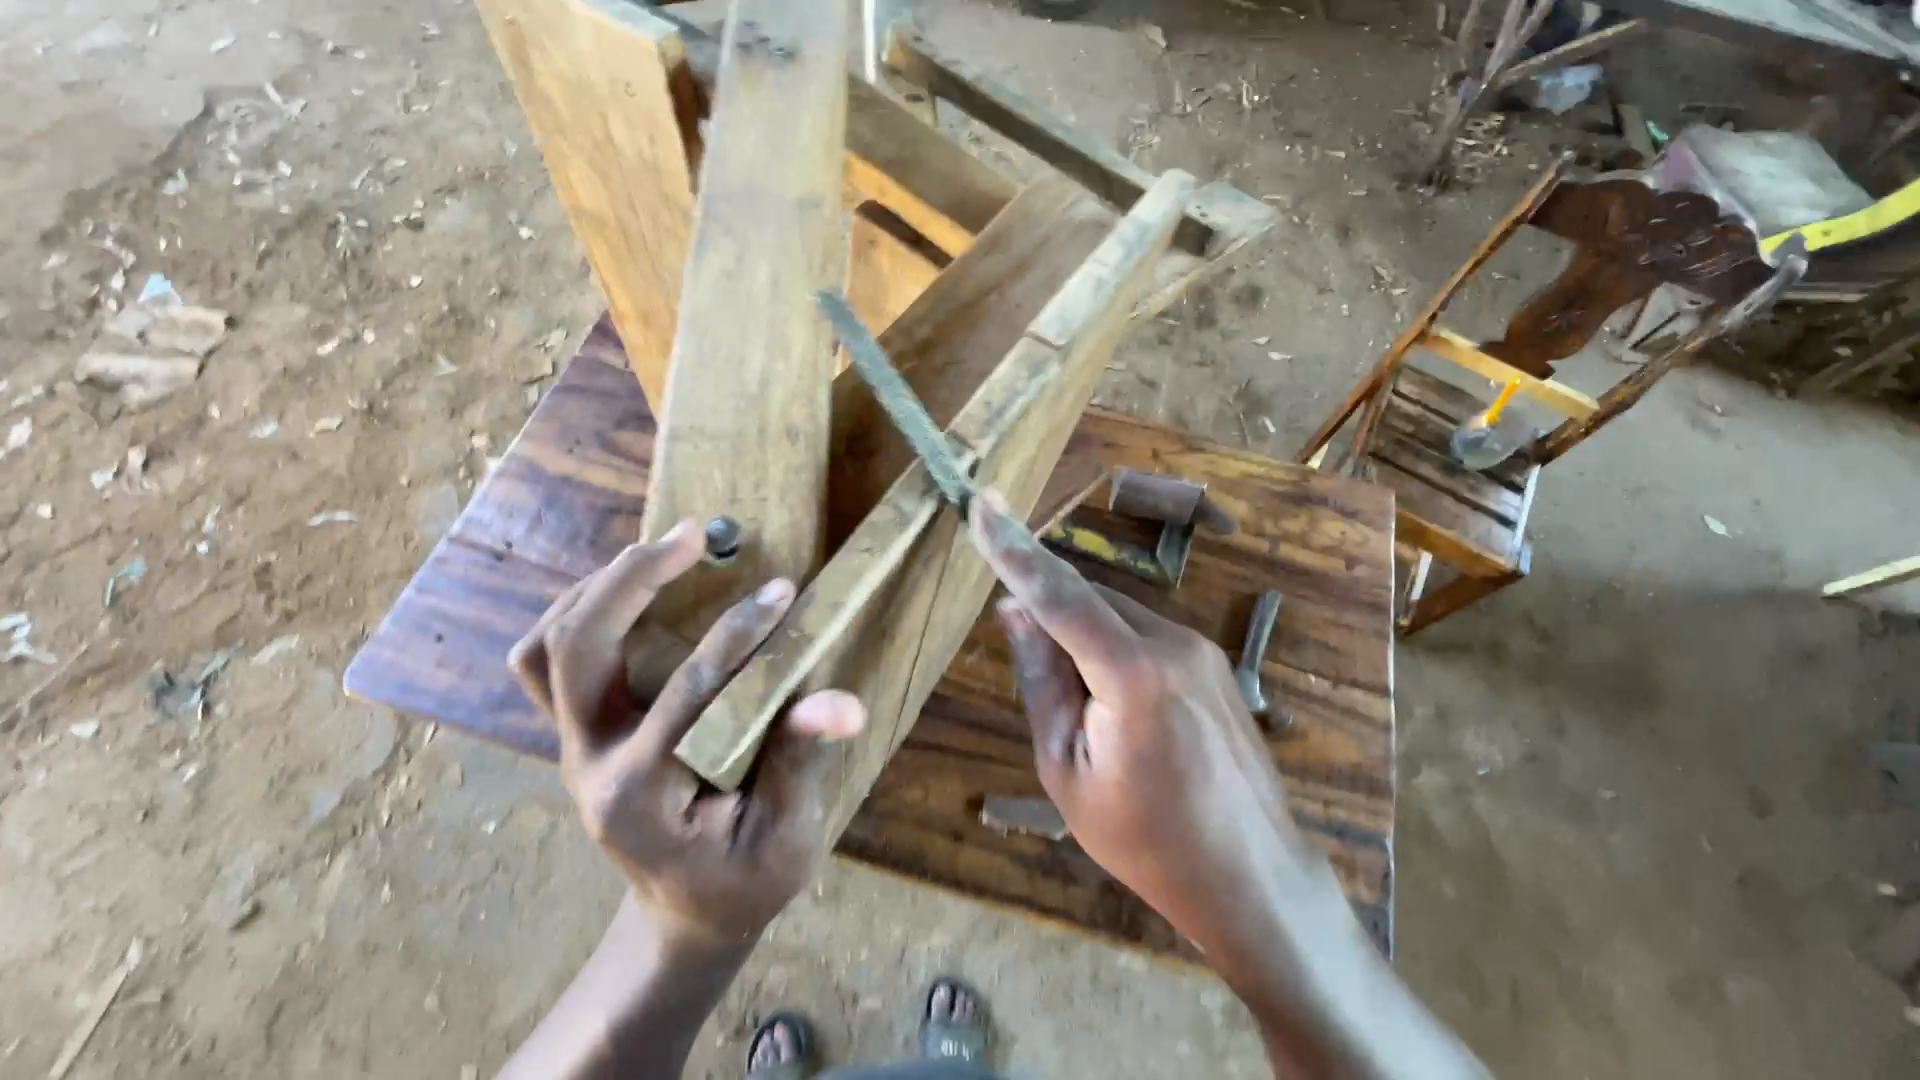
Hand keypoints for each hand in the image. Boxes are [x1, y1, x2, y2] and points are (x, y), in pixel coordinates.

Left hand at [509, 521, 865, 950]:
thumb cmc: (743, 881)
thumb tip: (840, 704)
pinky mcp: (575, 737)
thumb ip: (799, 762)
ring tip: (660, 551)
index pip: (688, 693)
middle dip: (633, 581)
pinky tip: (630, 593)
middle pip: (578, 650)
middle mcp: (591, 765)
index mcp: (644, 795)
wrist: (686, 914)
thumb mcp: (785, 836)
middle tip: (690, 535)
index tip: (781, 590)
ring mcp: (572, 750)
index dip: (739, 634)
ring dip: (599, 588)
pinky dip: (580, 614)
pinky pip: (547, 662)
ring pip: (546, 648)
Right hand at [966, 492, 1314, 969]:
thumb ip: (1041, 679)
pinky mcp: (1212, 663)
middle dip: (1048, 613)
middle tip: (1030, 668)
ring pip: (1117, 615)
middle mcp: (1173, 642)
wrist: (1250, 876)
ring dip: (1081, 637)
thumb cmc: (1143, 837)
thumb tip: (1015, 611)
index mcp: (1132, 673)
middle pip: (1089, 599)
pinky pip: (1144, 635)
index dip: (1014, 549)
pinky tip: (1116, 712)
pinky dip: (1111, 651)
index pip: (1059, 593)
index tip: (983, 504)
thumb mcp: (1066, 767)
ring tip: (1084, 715)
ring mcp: (1201, 650)